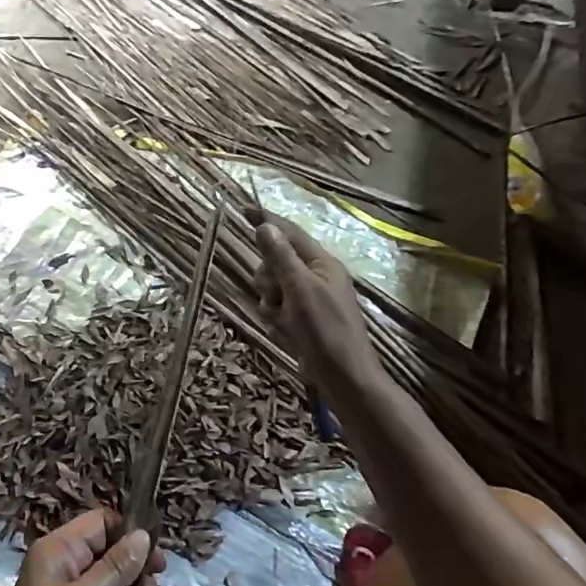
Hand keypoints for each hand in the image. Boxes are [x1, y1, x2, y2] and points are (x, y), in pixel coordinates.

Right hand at [247, 207, 380, 392]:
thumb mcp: (300, 290)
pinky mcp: (300, 318)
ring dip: (270, 302)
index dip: (267, 221)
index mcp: (322, 264)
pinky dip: (274, 318)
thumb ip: (281, 257)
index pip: (290, 233)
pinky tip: (284, 331)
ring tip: (283, 320)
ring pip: (270, 287)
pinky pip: (274, 308)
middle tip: (275, 296)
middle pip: (274, 262)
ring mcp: (307, 298)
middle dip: (267, 279)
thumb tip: (265, 227)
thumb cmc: (325, 330)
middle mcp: (315, 276)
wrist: (342, 376)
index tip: (243, 210)